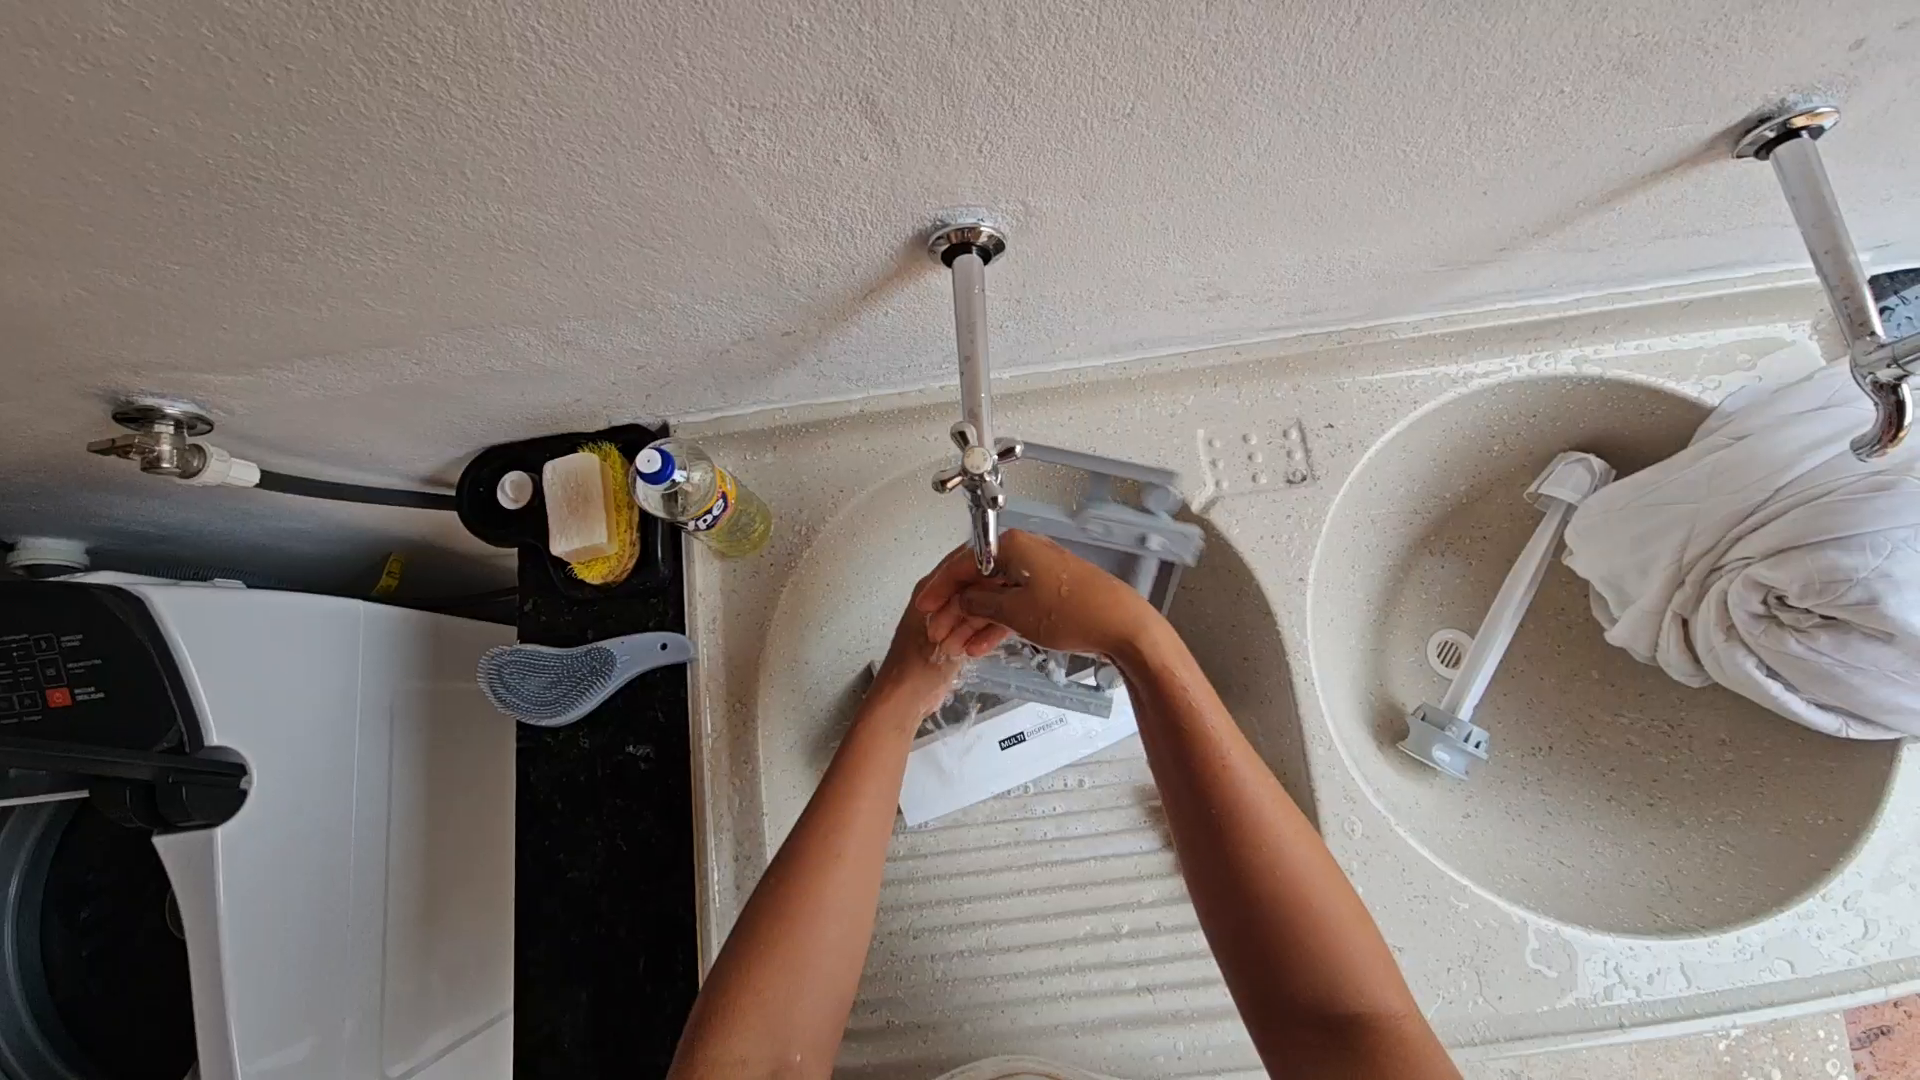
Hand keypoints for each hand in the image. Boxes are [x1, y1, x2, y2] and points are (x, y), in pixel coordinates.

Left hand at [869, 558, 1012, 721]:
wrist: (904, 701)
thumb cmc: (915, 670)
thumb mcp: (949, 633)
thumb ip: (973, 608)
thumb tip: (996, 587)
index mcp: (928, 590)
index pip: (964, 560)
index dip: (990, 564)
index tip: (1010, 573)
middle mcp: (935, 598)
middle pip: (974, 583)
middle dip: (989, 596)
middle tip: (1001, 609)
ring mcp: (944, 617)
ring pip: (976, 605)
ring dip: (984, 619)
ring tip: (983, 636)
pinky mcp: (950, 635)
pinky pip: (974, 625)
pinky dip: (981, 633)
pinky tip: (983, 645)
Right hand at [912, 530, 1161, 658]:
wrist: (1122, 627)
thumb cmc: (1077, 612)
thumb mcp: (1015, 612)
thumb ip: (981, 605)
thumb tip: (965, 601)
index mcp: (1014, 547)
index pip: (963, 563)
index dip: (940, 588)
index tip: (926, 604)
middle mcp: (1026, 554)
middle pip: (978, 580)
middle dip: (955, 609)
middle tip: (938, 629)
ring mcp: (1038, 574)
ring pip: (994, 596)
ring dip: (973, 621)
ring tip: (955, 644)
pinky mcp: (1050, 594)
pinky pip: (1013, 606)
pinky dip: (996, 624)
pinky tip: (982, 644)